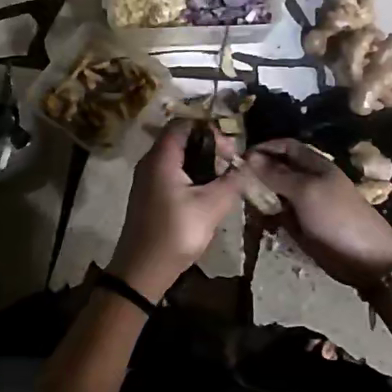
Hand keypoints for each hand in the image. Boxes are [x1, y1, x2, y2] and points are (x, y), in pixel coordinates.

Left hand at [109, 121, 246, 301]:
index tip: (230, 148)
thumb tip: (249, 163)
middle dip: (208, 145)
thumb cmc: (175, 232)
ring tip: (224, 179)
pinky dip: (191, 175)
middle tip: (231, 164)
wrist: (142, 268)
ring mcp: (147, 178)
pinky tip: (207, 193)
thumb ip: (232, 181)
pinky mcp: (149, 194)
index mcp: (160, 158)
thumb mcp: (211, 206)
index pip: (182, 123)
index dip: (208, 129)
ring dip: (201, 162)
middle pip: (180, 139)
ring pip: (177, 157)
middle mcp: (149, 162)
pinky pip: (171, 173)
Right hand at [245, 138, 391, 289]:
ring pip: (274, 192)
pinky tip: (255, 219)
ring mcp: (304, 203)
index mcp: (315, 165)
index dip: (264, 148)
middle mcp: (308, 180)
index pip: (285, 146)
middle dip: (257, 172)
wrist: (366, 260)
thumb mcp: (305, 191)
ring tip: (241, 200)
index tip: (240, 157)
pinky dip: (266, 214)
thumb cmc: (337, 217)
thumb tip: (249, 157)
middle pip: (277, 168)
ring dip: (258, 195)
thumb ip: (276, 174)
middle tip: (234, 180)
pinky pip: (277, 214)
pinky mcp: (300, 224)